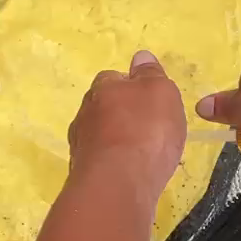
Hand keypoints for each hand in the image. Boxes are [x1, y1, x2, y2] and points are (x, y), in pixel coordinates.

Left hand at [69, 51, 186, 208]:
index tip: (148, 100)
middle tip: (148, 127)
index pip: (112, 78)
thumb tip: (140, 57)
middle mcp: (84, 113)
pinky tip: (129, 171)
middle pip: (103, 107)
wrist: (117, 183)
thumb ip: (150, 75)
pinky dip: (114, 162)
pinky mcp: (82, 171)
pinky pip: (100, 160)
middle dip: (122, 114)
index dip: (131, 87)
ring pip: (99, 135)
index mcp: (102, 88)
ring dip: (117, 140)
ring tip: (141, 152)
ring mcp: (80, 144)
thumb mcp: (160, 92)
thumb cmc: (145, 130)